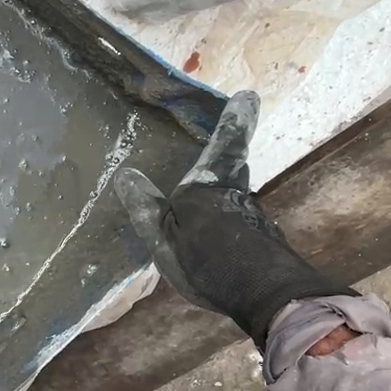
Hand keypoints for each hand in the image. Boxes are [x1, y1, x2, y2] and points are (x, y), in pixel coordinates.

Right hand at [115, 91, 352, 350]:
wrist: (265, 296)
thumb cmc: (207, 257)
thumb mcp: (162, 233)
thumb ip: (144, 205)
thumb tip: (125, 172)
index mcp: (210, 185)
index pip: (225, 143)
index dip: (235, 119)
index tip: (247, 95)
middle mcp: (235, 194)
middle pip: (233, 168)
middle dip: (228, 154)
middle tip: (226, 137)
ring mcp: (251, 219)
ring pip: (234, 195)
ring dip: (223, 189)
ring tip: (207, 191)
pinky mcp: (258, 243)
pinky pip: (235, 219)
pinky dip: (225, 217)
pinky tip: (214, 231)